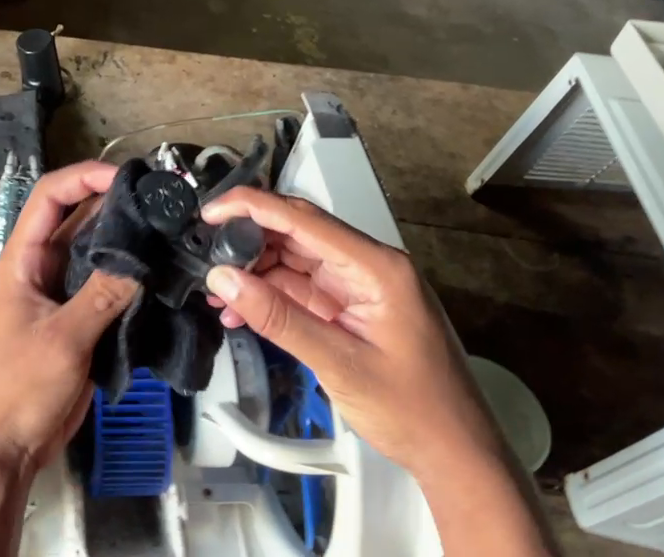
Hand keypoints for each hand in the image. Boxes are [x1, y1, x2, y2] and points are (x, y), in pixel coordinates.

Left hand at [0, 161, 138, 472]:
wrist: (9, 445)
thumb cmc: (21, 387)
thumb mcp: (63, 339)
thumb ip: (102, 297)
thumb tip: (143, 261)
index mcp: (24, 258)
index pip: (50, 197)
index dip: (84, 177)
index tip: (126, 177)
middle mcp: (45, 266)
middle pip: (80, 218)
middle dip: (116, 203)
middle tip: (162, 198)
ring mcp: (65, 292)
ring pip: (99, 250)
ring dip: (129, 238)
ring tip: (171, 227)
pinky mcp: (84, 318)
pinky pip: (110, 284)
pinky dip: (133, 274)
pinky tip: (164, 270)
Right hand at [199, 187, 504, 478]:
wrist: (458, 457)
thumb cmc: (415, 412)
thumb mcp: (339, 364)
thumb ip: (278, 317)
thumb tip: (223, 279)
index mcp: (376, 267)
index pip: (303, 219)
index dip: (251, 207)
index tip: (210, 212)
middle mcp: (367, 266)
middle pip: (295, 233)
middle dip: (246, 239)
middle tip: (205, 254)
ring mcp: (358, 286)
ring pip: (292, 259)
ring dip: (253, 271)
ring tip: (217, 291)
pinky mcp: (350, 307)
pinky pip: (300, 287)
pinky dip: (269, 295)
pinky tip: (241, 310)